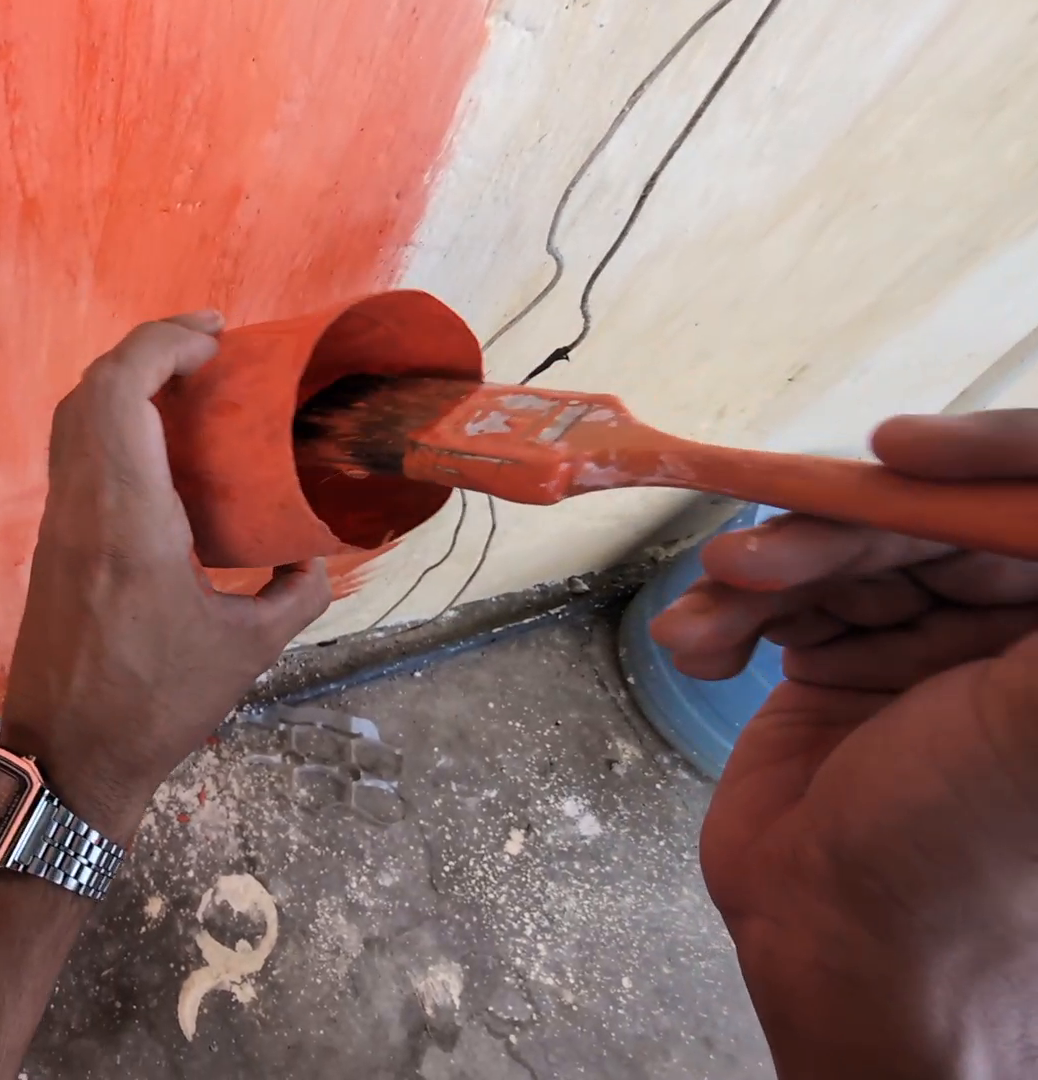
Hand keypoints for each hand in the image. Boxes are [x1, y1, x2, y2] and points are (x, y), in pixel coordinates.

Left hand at [0, 311, 331, 842]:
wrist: (67, 755)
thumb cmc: (156, 703)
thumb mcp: (248, 649)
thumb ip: (296, 595)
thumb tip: (315, 560)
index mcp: (128, 518)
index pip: (119, 391)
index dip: (160, 343)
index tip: (212, 339)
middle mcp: (81, 506)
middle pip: (88, 390)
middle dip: (145, 352)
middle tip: (206, 355)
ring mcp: (57, 524)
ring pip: (72, 421)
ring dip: (124, 387)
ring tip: (185, 392)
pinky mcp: (51, 545)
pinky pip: (73, 457)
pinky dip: (110, 428)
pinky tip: (158, 453)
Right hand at [651, 410, 1037, 1077]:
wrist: (842, 938)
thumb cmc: (970, 846)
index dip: (989, 460)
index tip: (898, 449)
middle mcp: (1015, 630)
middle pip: (918, 527)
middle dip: (825, 539)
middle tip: (746, 564)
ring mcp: (919, 648)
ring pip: (826, 564)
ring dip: (750, 588)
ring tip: (706, 624)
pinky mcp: (828, 667)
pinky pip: (767, 610)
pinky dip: (720, 623)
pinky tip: (700, 655)